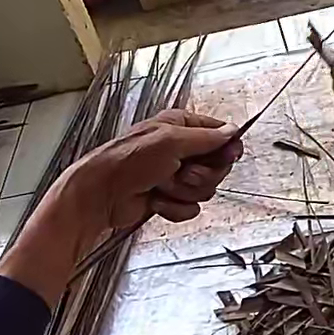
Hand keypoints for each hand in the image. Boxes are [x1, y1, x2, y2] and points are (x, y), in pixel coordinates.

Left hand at [0, 109, 241, 306]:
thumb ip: (207, 137)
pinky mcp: (169, 198)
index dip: (227, 147)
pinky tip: (156, 201)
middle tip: (181, 173)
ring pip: (204, 189)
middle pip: (216, 166)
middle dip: (201, 175)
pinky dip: (174, 208)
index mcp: (180, 126)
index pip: (219, 133)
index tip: (230, 156)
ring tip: (162, 186)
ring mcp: (174, 175)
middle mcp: (179, 149)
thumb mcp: (171, 141)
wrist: (100, 196)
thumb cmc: (128, 161)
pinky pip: (190, 208)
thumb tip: (233, 131)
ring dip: (184, 191)